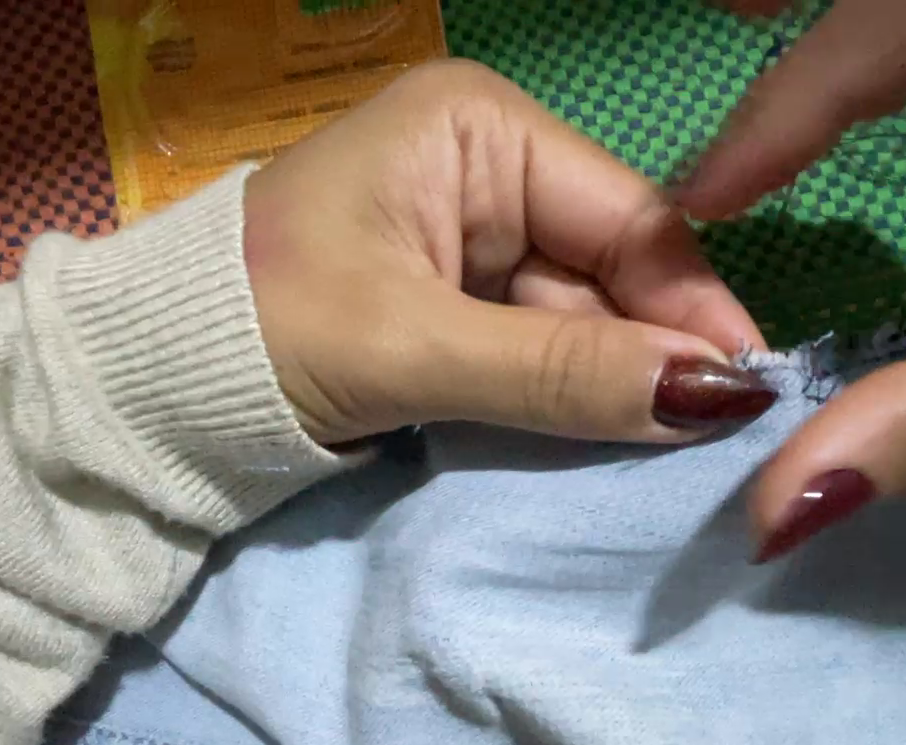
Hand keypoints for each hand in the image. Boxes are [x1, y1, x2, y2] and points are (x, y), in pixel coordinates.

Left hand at [245, 60, 772, 447]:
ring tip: (670, 450)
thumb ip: (558, 372)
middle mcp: (486, 176)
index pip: (627, 218)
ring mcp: (470, 249)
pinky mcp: (454, 312)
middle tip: (714, 438)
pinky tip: (604, 438)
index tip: (748, 389)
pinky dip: (564, 401)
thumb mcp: (414, 347)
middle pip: (607, 273)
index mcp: (479, 134)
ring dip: (612, 386)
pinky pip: (534, 356)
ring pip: (575, 324)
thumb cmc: (266, 332)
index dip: (691, 306)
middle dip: (653, 355)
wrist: (158, 388)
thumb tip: (710, 394)